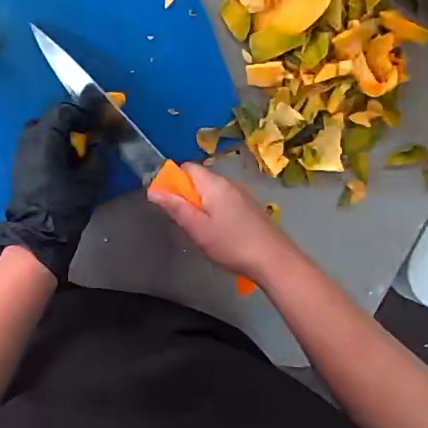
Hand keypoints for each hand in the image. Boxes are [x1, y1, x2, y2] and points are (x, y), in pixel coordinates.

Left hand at [0, 101, 110, 281]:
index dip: (87, 111)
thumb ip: (97, 153)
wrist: (37, 237)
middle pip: (54, 118)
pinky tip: (69, 158)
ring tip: (84, 145)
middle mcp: (29, 138)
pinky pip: (39, 145)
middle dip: (76, 121)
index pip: (66, 110)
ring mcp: (21, 151)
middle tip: (96, 130)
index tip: (105, 117)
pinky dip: (55, 145)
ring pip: (46, 131)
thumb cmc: (65, 207)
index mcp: (45, 137)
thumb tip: (98, 142)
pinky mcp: (20, 165)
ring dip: (65, 133)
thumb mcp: (91, 179)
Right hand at [146, 163, 298, 284]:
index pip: (187, 167)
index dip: (173, 180)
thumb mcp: (197, 228)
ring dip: (200, 205)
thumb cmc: (231, 244)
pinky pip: (224, 201)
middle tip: (183, 221)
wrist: (274, 260)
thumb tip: (153, 190)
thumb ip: (175, 207)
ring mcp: (242, 195)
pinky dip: (214, 211)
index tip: (168, 202)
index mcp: (214, 184)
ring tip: (200, 230)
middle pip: (200, 179)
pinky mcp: (249, 208)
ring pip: (212, 192)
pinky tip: (218, 233)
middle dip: (186, 195)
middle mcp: (229, 183)